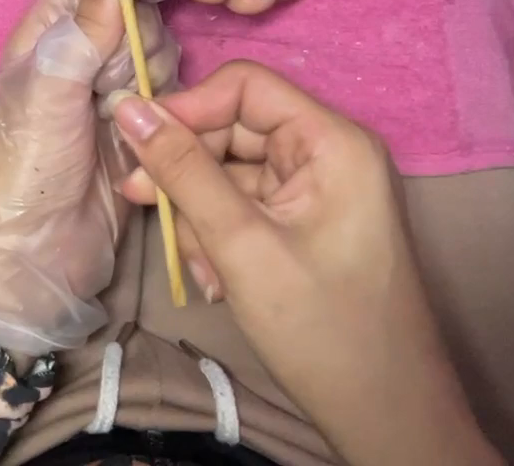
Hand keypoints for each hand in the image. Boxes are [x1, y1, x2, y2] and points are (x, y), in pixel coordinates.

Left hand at [0, 0, 175, 356]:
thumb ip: (82, 27)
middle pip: (132, 14)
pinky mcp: (140, 126)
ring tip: (126, 112)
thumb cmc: (27, 160)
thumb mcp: (48, 86)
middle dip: (138, 37)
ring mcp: (110, 90)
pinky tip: (158, 129)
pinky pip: (171, 95)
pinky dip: (171, 106)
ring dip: (154, 75)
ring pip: (157, 53)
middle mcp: (78, 54)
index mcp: (44, 34)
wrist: (37, 250)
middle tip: (117, 78)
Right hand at [113, 62, 501, 465]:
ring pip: (224, 167)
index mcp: (331, 143)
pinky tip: (212, 273)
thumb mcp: (240, 244)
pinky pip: (236, 200)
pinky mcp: (299, 219)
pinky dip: (213, 230)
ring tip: (195, 262)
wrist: (388, 426)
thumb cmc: (323, 331)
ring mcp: (313, 188)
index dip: (187, 106)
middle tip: (139, 200)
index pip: (243, 87)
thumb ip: (181, 170)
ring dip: (195, 208)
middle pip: (229, 127)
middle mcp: (324, 153)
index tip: (139, 143)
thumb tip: (126, 108)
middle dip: (184, 167)